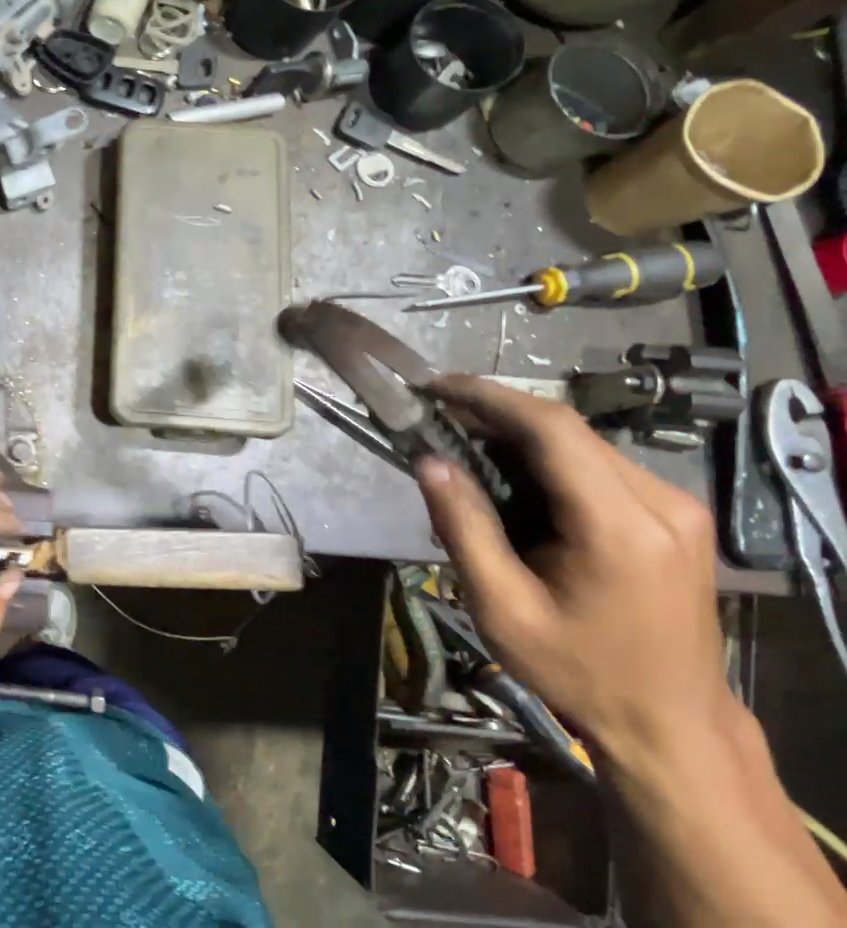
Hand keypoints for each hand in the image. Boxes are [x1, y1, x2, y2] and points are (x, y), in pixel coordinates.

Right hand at [414, 374, 734, 764]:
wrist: (666, 719)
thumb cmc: (575, 668)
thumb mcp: (501, 607)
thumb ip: (464, 528)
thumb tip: (429, 461)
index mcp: (620, 527)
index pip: (554, 430)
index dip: (490, 398)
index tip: (434, 386)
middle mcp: (662, 503)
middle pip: (569, 432)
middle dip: (496, 417)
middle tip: (433, 423)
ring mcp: (677, 508)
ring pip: (584, 446)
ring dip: (520, 441)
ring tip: (462, 455)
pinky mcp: (675, 518)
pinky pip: (601, 469)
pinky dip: (548, 464)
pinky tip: (510, 486)